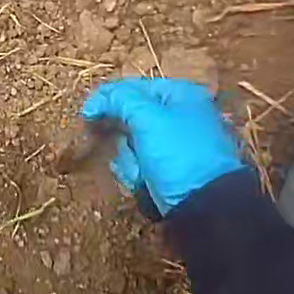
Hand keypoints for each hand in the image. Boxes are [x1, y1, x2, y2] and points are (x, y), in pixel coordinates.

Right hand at [80, 78, 243, 214]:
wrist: (206, 205)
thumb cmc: (178, 154)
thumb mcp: (148, 118)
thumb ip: (120, 100)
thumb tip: (95, 101)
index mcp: (180, 95)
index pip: (135, 87)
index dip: (109, 97)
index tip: (87, 112)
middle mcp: (178, 116)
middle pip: (131, 117)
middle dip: (123, 136)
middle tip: (124, 147)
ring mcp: (173, 145)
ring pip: (131, 143)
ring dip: (128, 158)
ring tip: (139, 170)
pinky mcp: (168, 170)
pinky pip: (139, 164)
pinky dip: (136, 173)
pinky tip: (142, 182)